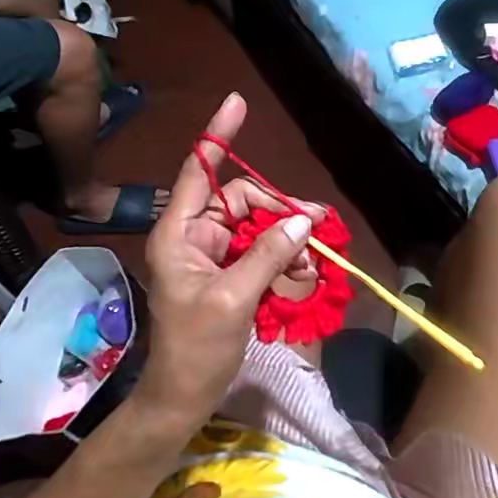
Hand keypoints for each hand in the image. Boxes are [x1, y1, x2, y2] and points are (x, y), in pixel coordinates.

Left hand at [135, 93, 317, 431]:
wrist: (183, 395)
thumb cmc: (196, 347)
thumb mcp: (234, 298)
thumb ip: (269, 254)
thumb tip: (303, 220)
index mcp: (179, 232)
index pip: (197, 170)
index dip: (217, 135)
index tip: (237, 102)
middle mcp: (193, 234)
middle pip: (240, 200)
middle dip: (278, 211)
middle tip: (318, 226)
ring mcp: (210, 253)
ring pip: (255, 225)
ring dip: (285, 239)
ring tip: (313, 262)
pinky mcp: (226, 271)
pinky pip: (258, 250)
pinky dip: (281, 258)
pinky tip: (302, 275)